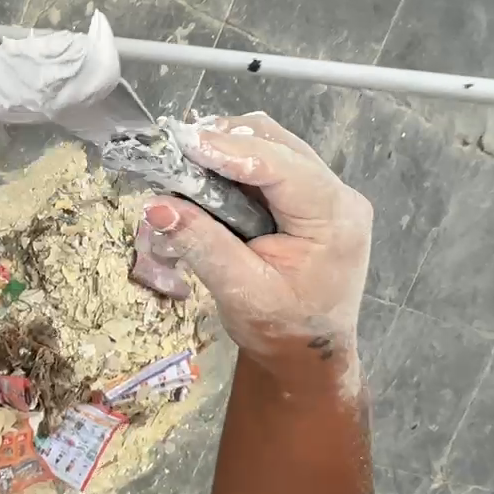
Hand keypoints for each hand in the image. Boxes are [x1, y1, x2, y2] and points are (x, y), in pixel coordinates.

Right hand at [137, 113, 371, 392]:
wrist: (306, 354)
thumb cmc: (280, 327)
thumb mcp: (238, 289)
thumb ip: (201, 243)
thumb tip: (156, 205)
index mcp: (333, 218)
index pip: (281, 166)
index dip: (229, 150)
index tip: (182, 142)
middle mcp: (337, 196)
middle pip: (279, 142)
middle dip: (224, 139)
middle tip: (174, 147)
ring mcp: (325, 194)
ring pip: (273, 145)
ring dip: (226, 146)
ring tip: (183, 157)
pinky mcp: (307, 199)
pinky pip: (269, 162)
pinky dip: (232, 160)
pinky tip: (203, 171)